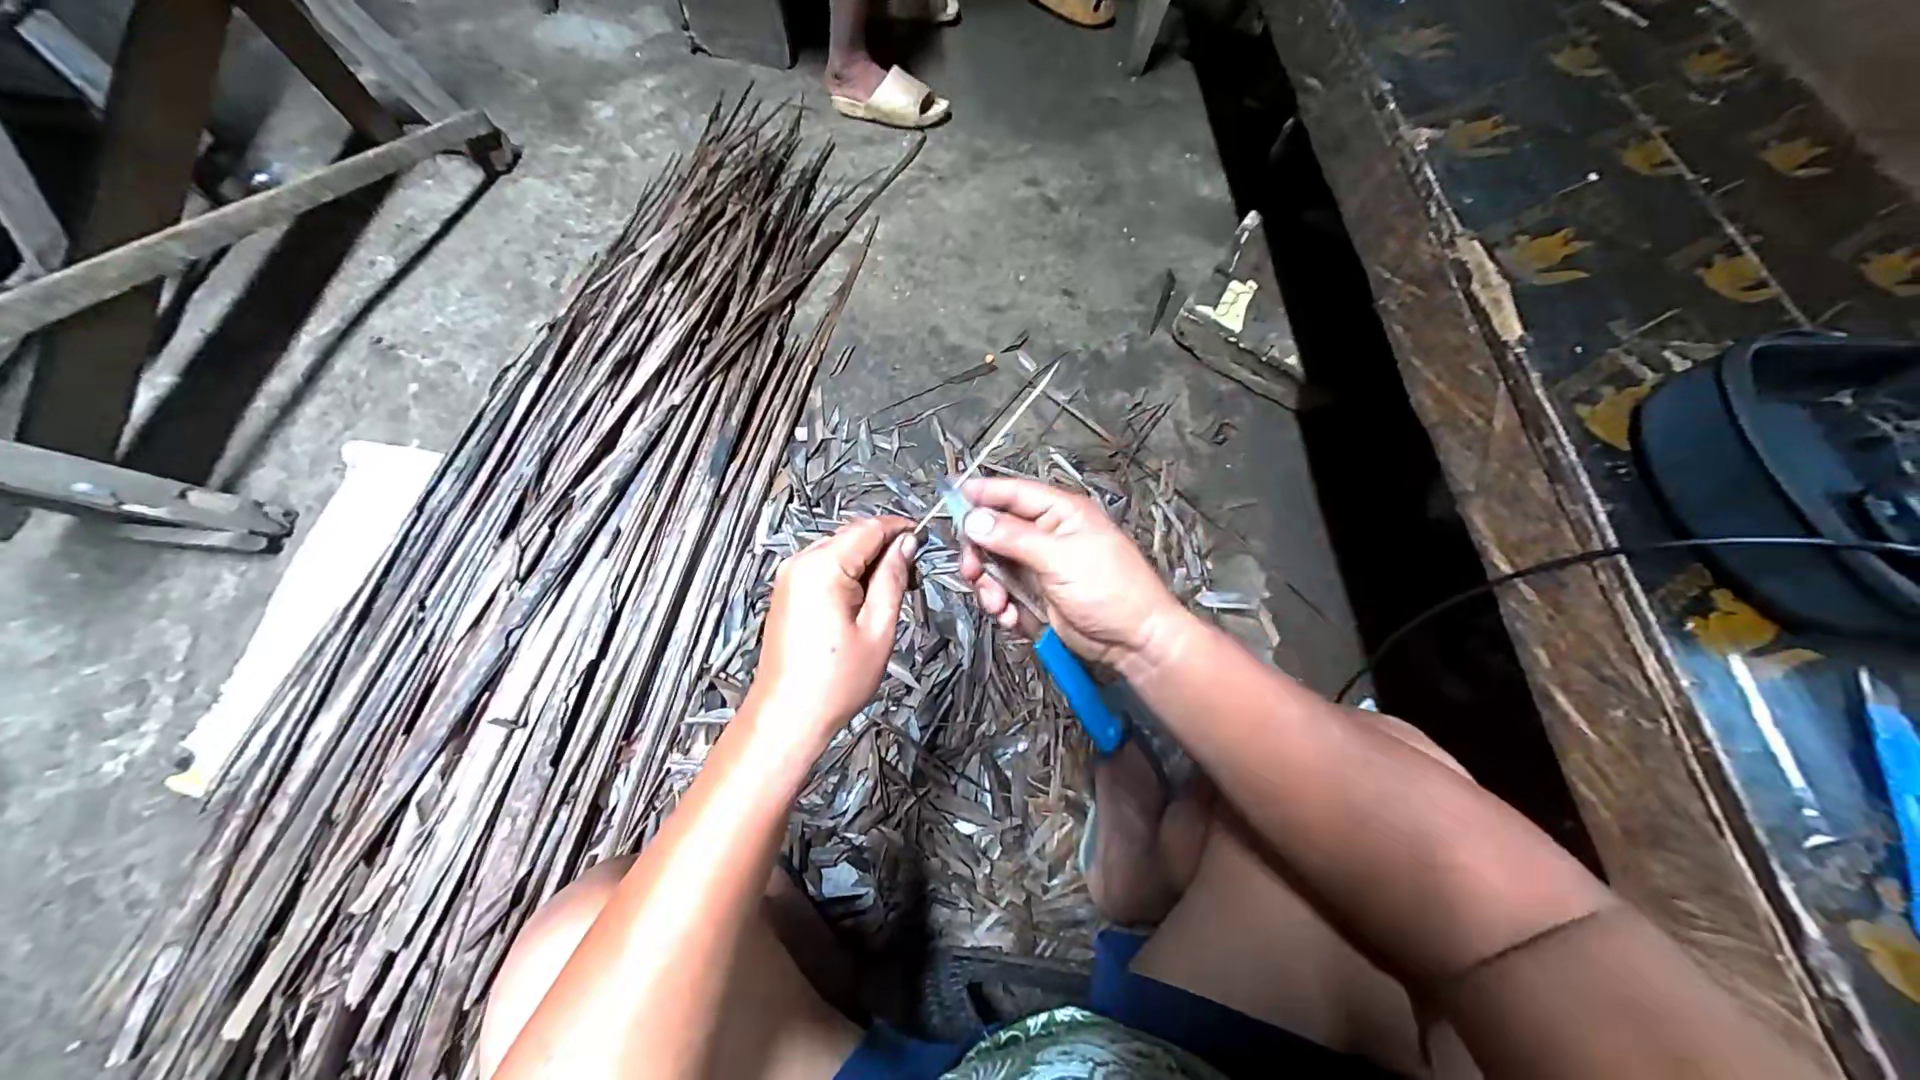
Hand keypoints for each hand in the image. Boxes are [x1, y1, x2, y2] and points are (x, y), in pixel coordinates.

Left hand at [750, 516, 916, 737]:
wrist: (787, 716)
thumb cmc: (832, 683)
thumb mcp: (878, 628)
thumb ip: (893, 579)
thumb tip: (906, 546)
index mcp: (822, 568)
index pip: (869, 528)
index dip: (900, 528)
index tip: (923, 537)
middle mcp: (800, 563)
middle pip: (853, 535)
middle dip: (886, 547)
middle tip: (913, 573)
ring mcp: (789, 577)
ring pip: (840, 550)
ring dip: (868, 562)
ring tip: (892, 592)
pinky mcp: (788, 591)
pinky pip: (824, 567)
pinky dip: (849, 574)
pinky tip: (865, 600)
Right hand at [958, 478, 1188, 674]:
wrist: (1133, 641)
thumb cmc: (1114, 591)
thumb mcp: (1059, 557)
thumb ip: (1013, 537)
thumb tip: (975, 518)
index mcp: (1060, 512)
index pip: (1012, 492)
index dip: (980, 494)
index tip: (951, 499)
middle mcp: (1047, 534)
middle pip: (994, 531)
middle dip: (979, 553)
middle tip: (973, 570)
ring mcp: (1040, 566)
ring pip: (994, 566)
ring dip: (989, 586)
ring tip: (999, 603)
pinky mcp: (1036, 594)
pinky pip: (1004, 593)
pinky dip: (1002, 606)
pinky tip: (1012, 616)